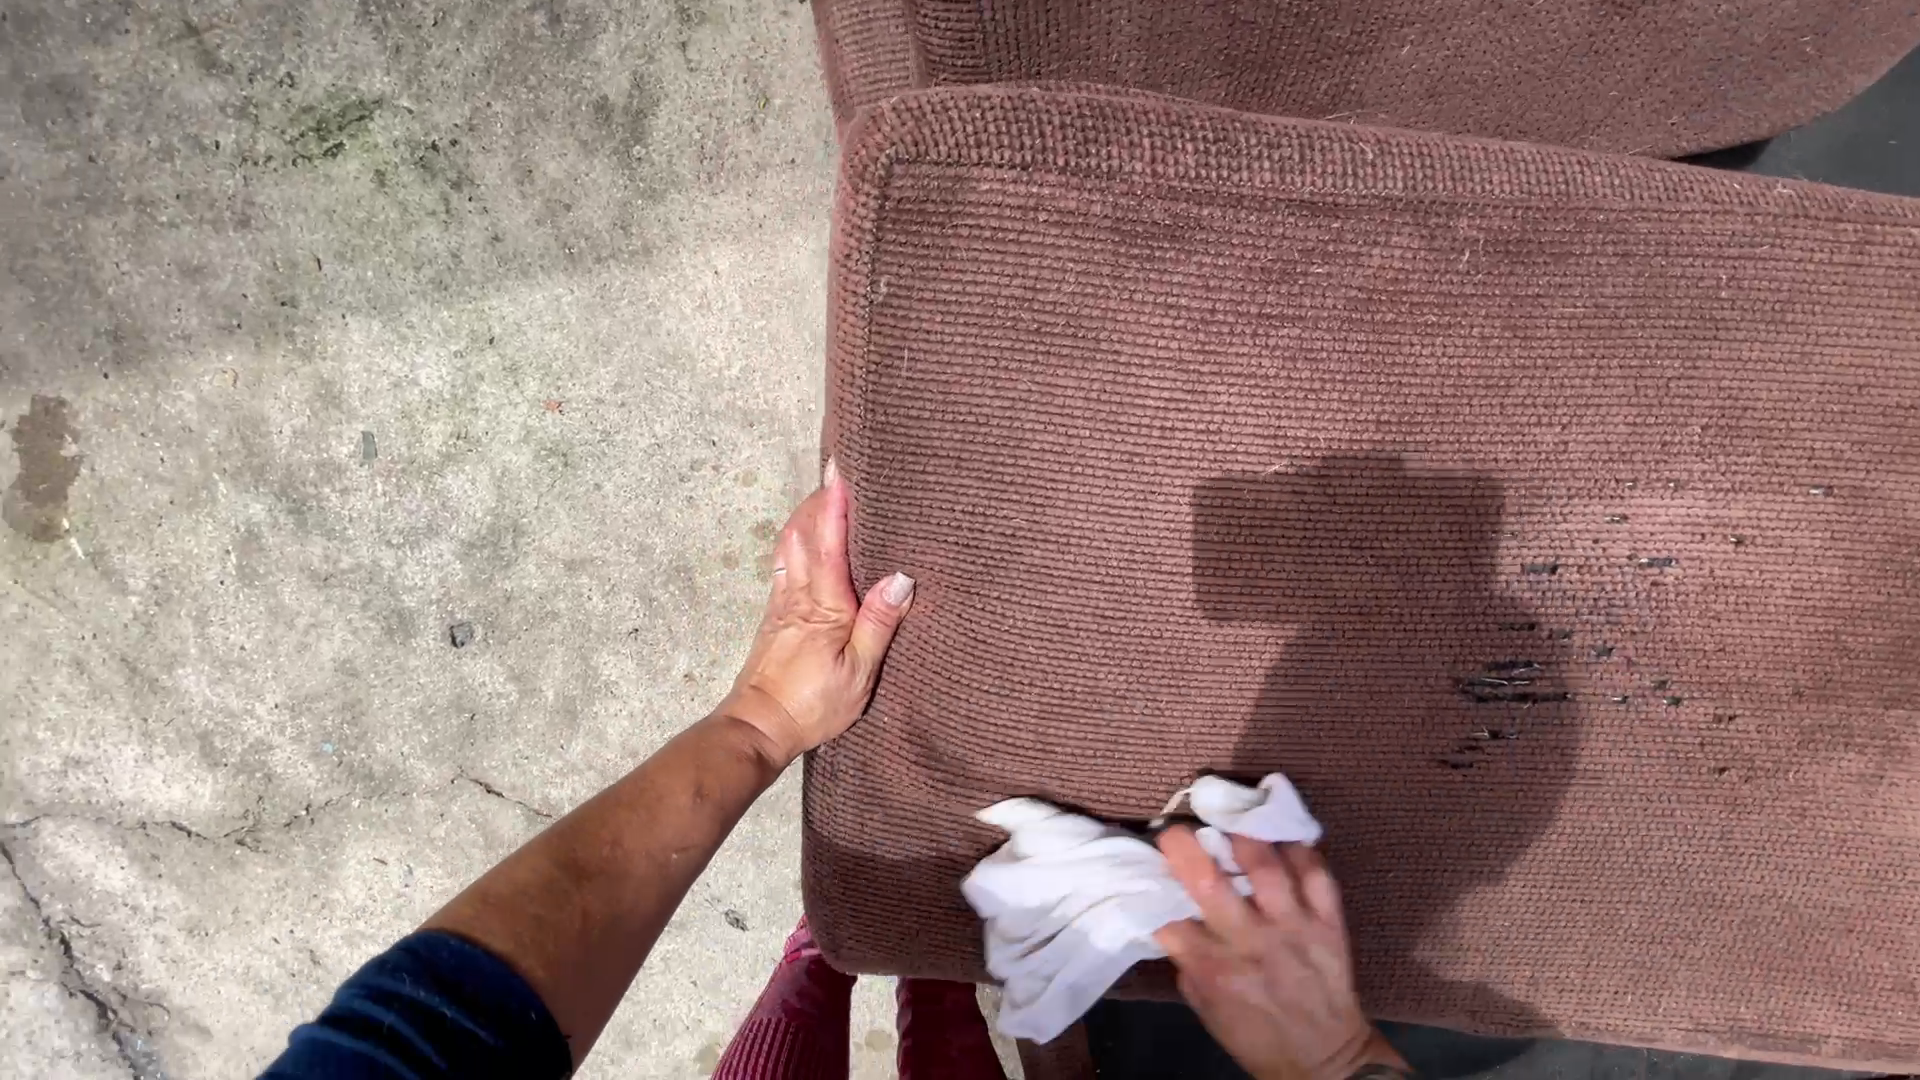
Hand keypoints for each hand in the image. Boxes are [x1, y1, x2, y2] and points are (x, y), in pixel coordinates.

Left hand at [718, 459, 913, 768]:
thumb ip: (879, 623)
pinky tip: (799, 536)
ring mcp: (782, 602)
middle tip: (835, 472)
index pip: (829, 543)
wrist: (759, 726)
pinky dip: (794, 539)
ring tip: (822, 494)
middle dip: (818, 499)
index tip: (839, 470)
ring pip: (789, 545)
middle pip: (803, 533)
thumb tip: (901, 578)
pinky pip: (783, 563)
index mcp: (826, 606)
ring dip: (804, 515)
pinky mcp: (774, 615)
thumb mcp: (859, 673)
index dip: (834, 505)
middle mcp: (800, 595)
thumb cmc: (814, 704)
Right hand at [1154, 828, 1407, 1079]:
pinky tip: (1282, 837)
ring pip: (1267, 867)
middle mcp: (1251, 943)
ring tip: (1229, 817)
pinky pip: (1318, 874)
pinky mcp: (1330, 924)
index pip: (1169, 915)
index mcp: (1213, 968)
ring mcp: (1295, 929)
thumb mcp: (1203, 1003)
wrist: (1327, 1063)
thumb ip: (1186, 955)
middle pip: (1210, 882)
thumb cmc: (1254, 1035)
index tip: (1145, 863)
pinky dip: (1299, 849)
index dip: (1152, 884)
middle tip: (1175, 827)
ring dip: (1243, 835)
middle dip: (1185, 846)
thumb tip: (1167, 907)